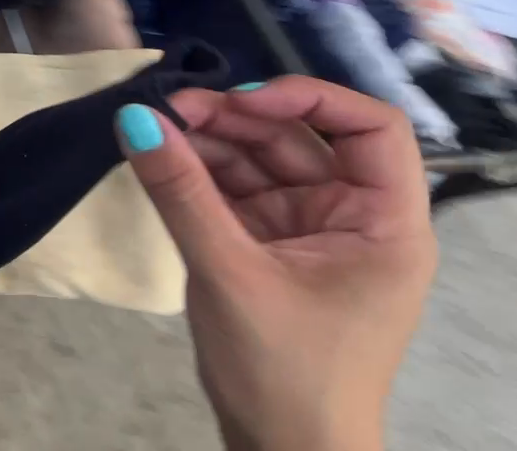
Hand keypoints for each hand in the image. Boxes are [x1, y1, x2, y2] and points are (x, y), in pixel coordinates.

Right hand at [114, 78, 436, 450]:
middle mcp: (349, 216)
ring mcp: (303, 228)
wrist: (281, 445)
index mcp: (383, 224)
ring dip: (202, 140)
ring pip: (254, 159)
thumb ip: (178, 190)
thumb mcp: (227, 270)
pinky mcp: (262, 242)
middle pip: (295, 138)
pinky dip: (192, 170)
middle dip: (230, 118)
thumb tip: (133, 116)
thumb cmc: (283, 364)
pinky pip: (228, 188)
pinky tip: (155, 159)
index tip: (239, 100)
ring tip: (147, 131)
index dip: (309, 99)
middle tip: (162, 109)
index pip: (371, 130)